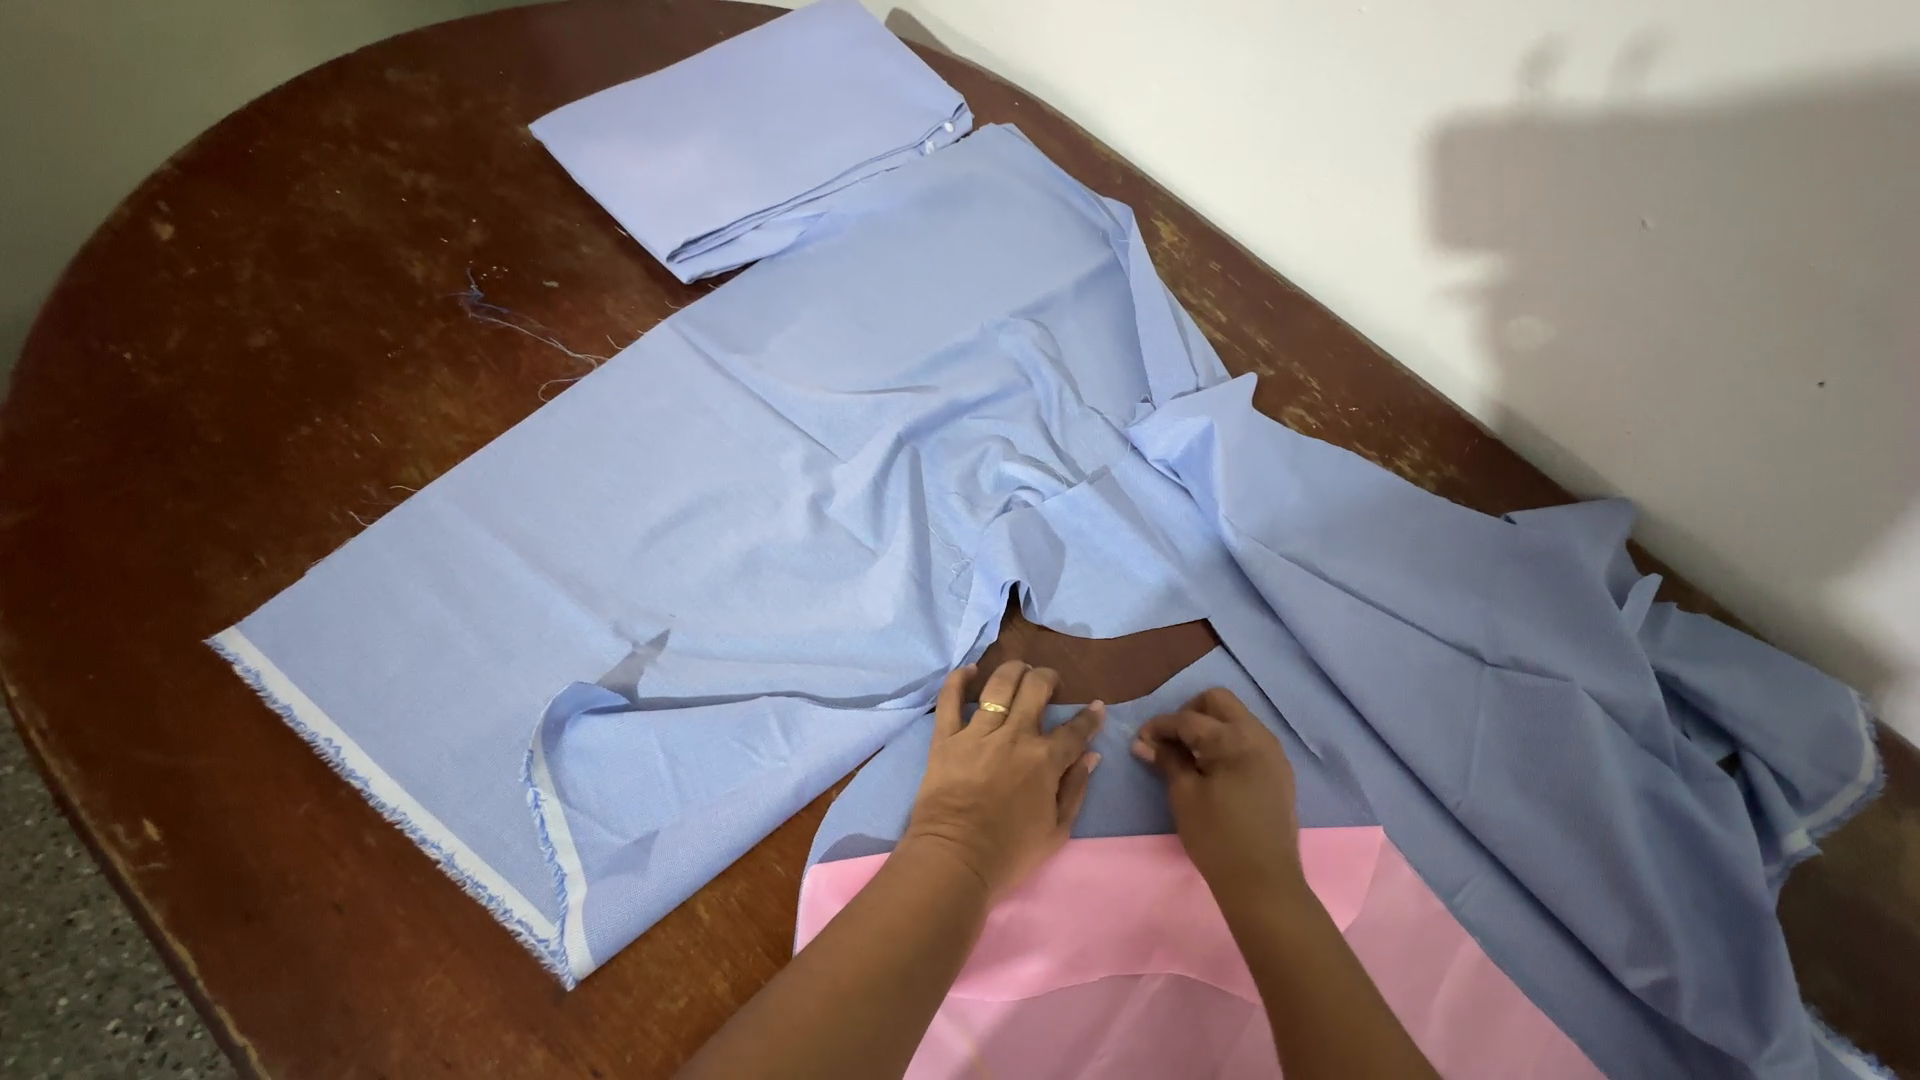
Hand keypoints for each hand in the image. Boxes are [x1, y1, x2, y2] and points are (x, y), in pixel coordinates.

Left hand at [901, 661, 1104, 900]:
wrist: (955, 860)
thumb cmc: (1010, 853)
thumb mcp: (1057, 830)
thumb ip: (1076, 788)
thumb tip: (1091, 755)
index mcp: (1046, 760)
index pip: (1075, 729)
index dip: (1090, 716)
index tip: (1096, 706)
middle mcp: (1015, 736)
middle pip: (1036, 689)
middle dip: (1048, 677)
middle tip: (1050, 681)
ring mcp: (978, 733)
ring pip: (999, 685)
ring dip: (1013, 670)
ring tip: (1019, 669)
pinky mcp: (946, 738)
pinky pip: (950, 700)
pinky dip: (959, 680)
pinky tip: (970, 670)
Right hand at [1132, 688, 1303, 903]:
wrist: (1264, 883)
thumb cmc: (1217, 837)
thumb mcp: (1184, 795)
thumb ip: (1167, 760)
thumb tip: (1144, 742)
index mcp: (1234, 738)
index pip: (1188, 718)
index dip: (1160, 726)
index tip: (1140, 740)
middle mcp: (1259, 736)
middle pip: (1219, 701)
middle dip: (1189, 712)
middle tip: (1170, 740)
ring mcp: (1274, 754)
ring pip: (1237, 719)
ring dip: (1210, 726)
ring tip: (1189, 755)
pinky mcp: (1279, 772)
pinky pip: (1250, 740)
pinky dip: (1227, 743)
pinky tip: (1213, 769)